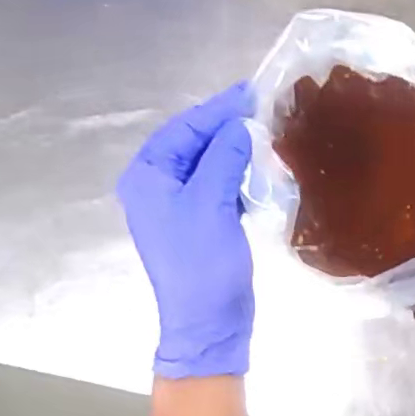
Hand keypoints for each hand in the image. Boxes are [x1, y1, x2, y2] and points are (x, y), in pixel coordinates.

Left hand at [118, 82, 256, 378]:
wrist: (209, 323)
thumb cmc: (204, 265)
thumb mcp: (212, 204)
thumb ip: (224, 159)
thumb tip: (241, 126)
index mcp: (147, 177)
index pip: (184, 130)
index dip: (218, 110)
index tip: (250, 92)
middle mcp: (158, 188)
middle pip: (194, 146)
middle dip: (228, 131)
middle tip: (263, 113)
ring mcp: (180, 210)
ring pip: (209, 169)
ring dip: (237, 156)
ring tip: (266, 141)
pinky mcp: (203, 229)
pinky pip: (219, 193)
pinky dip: (239, 182)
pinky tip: (260, 177)